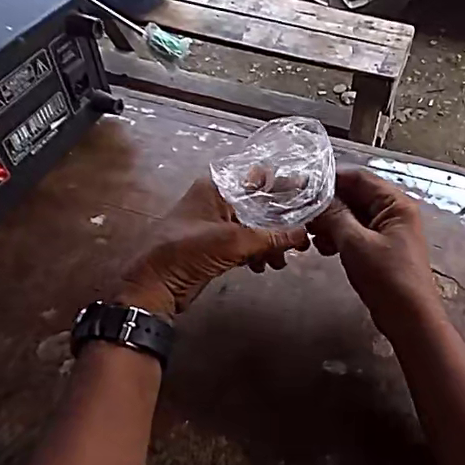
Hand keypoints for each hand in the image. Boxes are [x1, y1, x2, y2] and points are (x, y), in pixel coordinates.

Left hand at [116, 178, 307, 318]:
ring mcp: (217, 225)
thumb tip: (303, 234)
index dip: (284, 186)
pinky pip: (246, 244)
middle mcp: (218, 201)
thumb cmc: (187, 252)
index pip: (259, 177)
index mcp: (216, 187)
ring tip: (281, 260)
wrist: (155, 287)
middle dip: (282, 222)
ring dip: (271, 243)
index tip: (309, 197)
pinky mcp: (216, 246)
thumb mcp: (234, 241)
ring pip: (255, 227)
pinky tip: (265, 265)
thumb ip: (272, 236)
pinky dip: (258, 253)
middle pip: (260, 205)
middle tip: (302, 237)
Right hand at [307, 168, 438, 338]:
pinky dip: (339, 238)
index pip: (360, 178)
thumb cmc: (387, 278)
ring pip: (353, 216)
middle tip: (302, 213)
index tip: (302, 185)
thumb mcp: (355, 243)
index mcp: (396, 204)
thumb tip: (315, 198)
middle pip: (356, 196)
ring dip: (331, 223)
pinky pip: (356, 234)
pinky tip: (325, 249)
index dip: (331, 179)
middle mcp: (394, 213)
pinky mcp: (381, 250)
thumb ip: (334, 216)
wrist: (410, 318)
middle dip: (329, 204)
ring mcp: (388, 232)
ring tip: (313, 236)